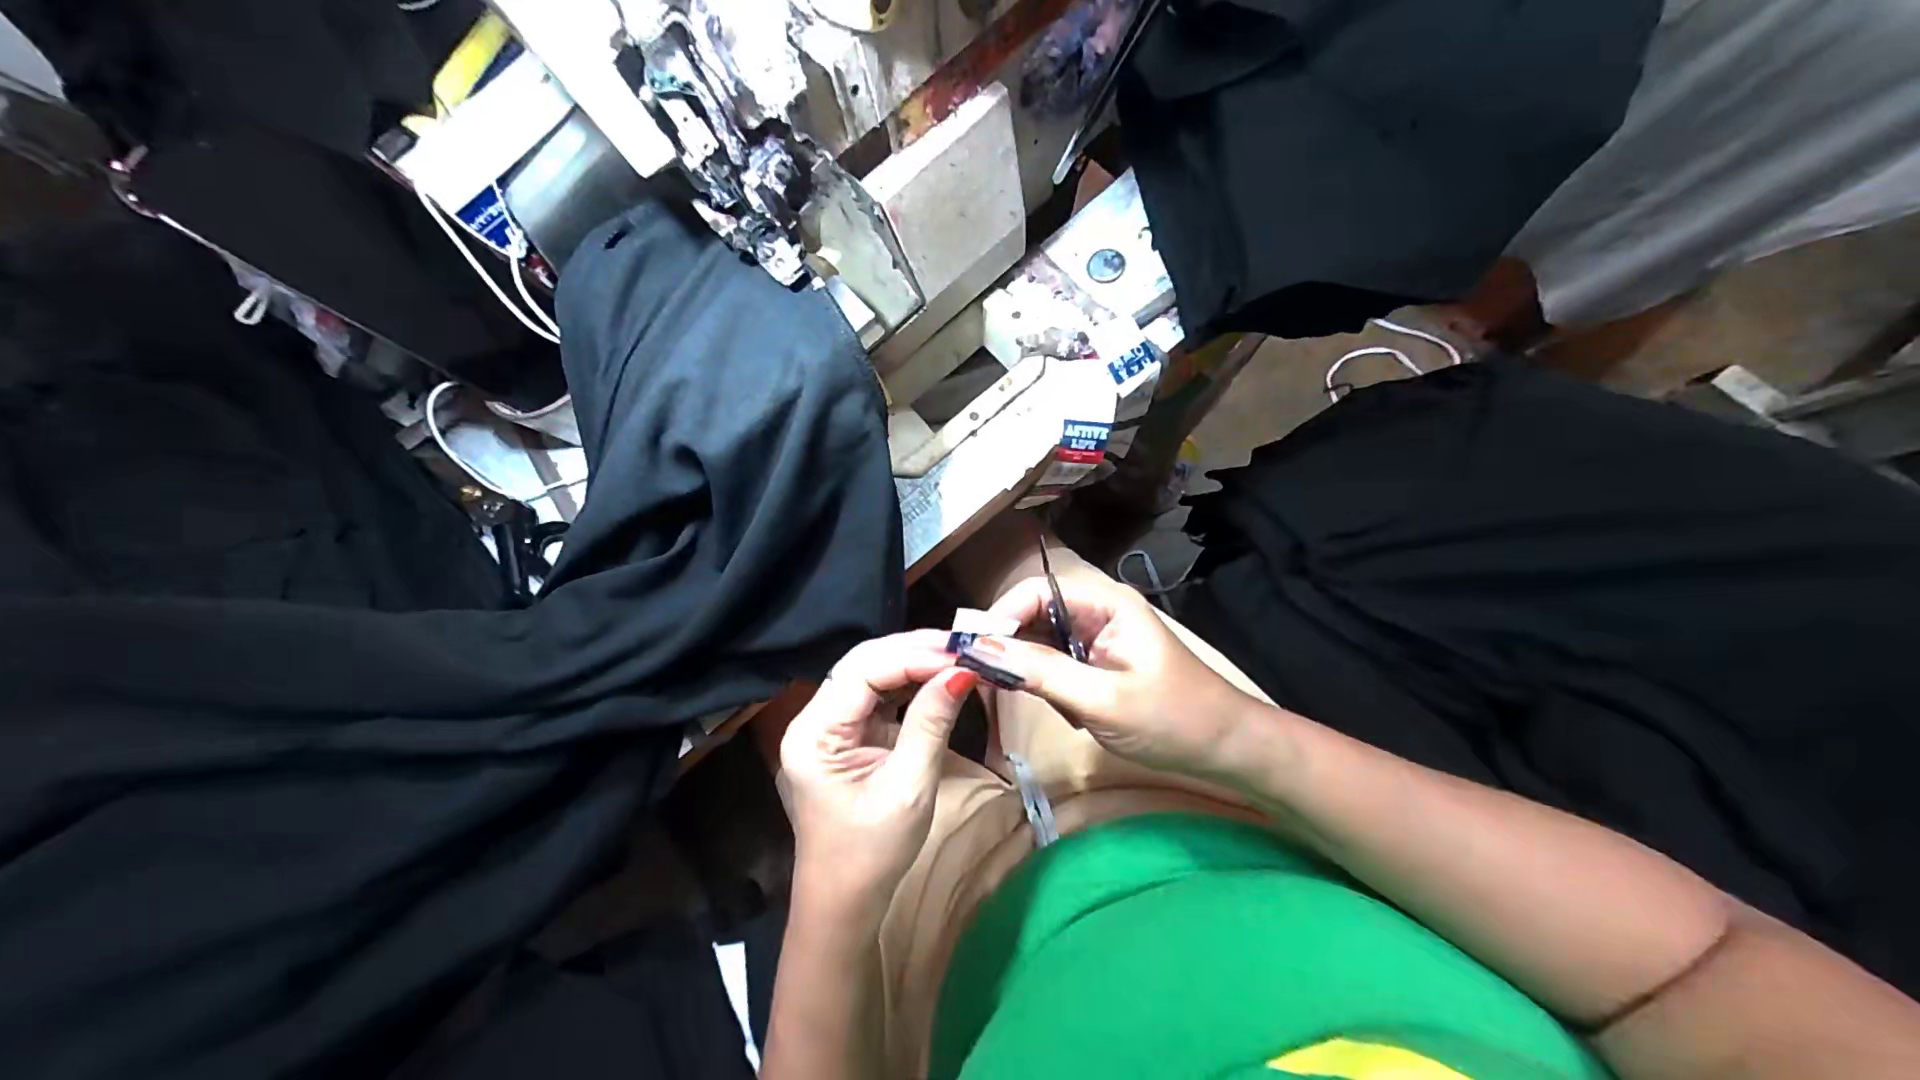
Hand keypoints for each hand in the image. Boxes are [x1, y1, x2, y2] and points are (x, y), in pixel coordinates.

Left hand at [778, 630, 976, 922]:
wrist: (845, 901)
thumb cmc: (872, 853)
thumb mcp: (909, 788)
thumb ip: (931, 724)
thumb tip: (962, 672)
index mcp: (814, 734)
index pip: (863, 672)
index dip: (912, 656)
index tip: (961, 655)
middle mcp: (814, 719)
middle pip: (863, 664)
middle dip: (914, 650)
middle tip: (965, 647)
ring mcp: (830, 724)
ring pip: (871, 672)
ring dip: (914, 660)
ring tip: (958, 655)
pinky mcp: (848, 733)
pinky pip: (878, 694)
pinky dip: (910, 681)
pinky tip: (939, 675)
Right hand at [976, 571, 1270, 779]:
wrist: (1227, 750)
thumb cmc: (1174, 720)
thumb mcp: (1103, 699)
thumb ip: (1041, 671)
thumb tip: (980, 648)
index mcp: (1105, 603)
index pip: (1035, 592)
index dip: (1000, 616)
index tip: (974, 651)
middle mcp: (1097, 611)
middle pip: (1032, 613)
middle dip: (1010, 644)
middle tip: (986, 679)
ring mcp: (1096, 638)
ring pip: (1039, 640)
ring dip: (1029, 668)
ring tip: (1038, 700)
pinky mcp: (1096, 663)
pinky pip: (1054, 663)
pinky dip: (1046, 684)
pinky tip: (1062, 709)